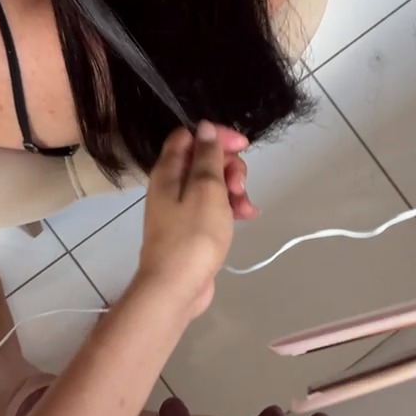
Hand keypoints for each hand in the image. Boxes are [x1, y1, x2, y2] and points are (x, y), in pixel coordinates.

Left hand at [134, 123, 248, 317]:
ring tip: (246, 209)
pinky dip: (230, 208)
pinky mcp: (191, 229)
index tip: (242, 146)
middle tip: (239, 186)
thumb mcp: (205, 189)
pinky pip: (213, 208)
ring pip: (212, 185)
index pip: (190, 136)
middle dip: (229, 167)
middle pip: (203, 160)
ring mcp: (180, 209)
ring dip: (234, 190)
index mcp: (168, 171)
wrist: (175, 288)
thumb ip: (207, 156)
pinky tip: (248, 217)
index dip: (216, 136)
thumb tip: (204, 128)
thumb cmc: (192, 237)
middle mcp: (170, 186)